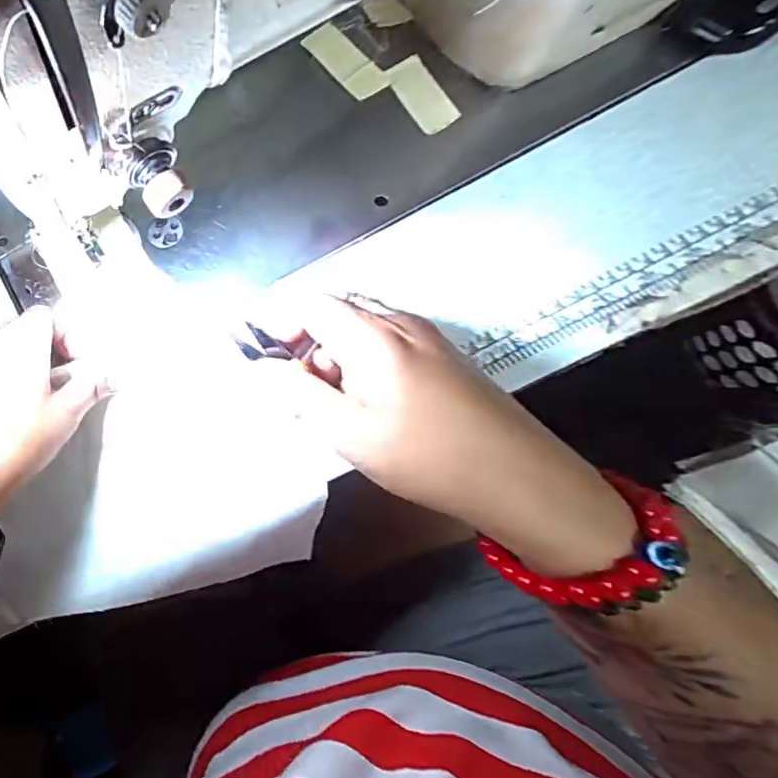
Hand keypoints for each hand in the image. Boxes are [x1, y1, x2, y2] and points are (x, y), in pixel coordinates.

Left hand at [0, 306, 109, 539]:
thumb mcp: (65, 416)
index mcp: (21, 342)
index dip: (67, 336)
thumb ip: (91, 387)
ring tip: (29, 399)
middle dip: (45, 349)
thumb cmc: (17, 443)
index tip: (76, 365)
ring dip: (18, 361)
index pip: (47, 315)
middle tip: (60, 384)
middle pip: (23, 328)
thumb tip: (110, 376)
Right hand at [252, 295, 634, 575]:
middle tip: (297, 391)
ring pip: (361, 327)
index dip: (278, 324)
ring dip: (335, 354)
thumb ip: (299, 393)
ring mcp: (426, 336)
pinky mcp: (442, 356)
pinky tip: (369, 405)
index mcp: (373, 334)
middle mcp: (400, 322)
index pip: (309, 302)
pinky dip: (362, 362)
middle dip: (306, 342)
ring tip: (332, 405)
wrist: (516, 476)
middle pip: (335, 311)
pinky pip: (387, 342)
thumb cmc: (426, 456)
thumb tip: (261, 367)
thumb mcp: (349, 431)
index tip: (266, 361)